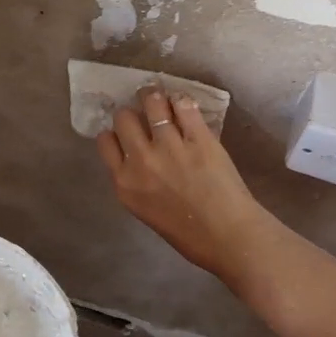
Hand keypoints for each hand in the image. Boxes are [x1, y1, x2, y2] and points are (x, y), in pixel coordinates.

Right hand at [96, 85, 272, 282]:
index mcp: (125, 183)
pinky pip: (183, 106)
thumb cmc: (189, 235)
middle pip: (124, 117)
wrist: (230, 239)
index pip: (105, 141)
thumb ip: (136, 181)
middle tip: (143, 114)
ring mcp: (170, 147)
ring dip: (154, 97)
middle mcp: (141, 161)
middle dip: (132, 112)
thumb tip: (137, 153)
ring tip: (162, 99)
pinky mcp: (199, 138)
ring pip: (152, 102)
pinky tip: (184, 106)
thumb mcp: (146, 210)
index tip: (125, 131)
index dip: (115, 132)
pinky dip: (182, 102)